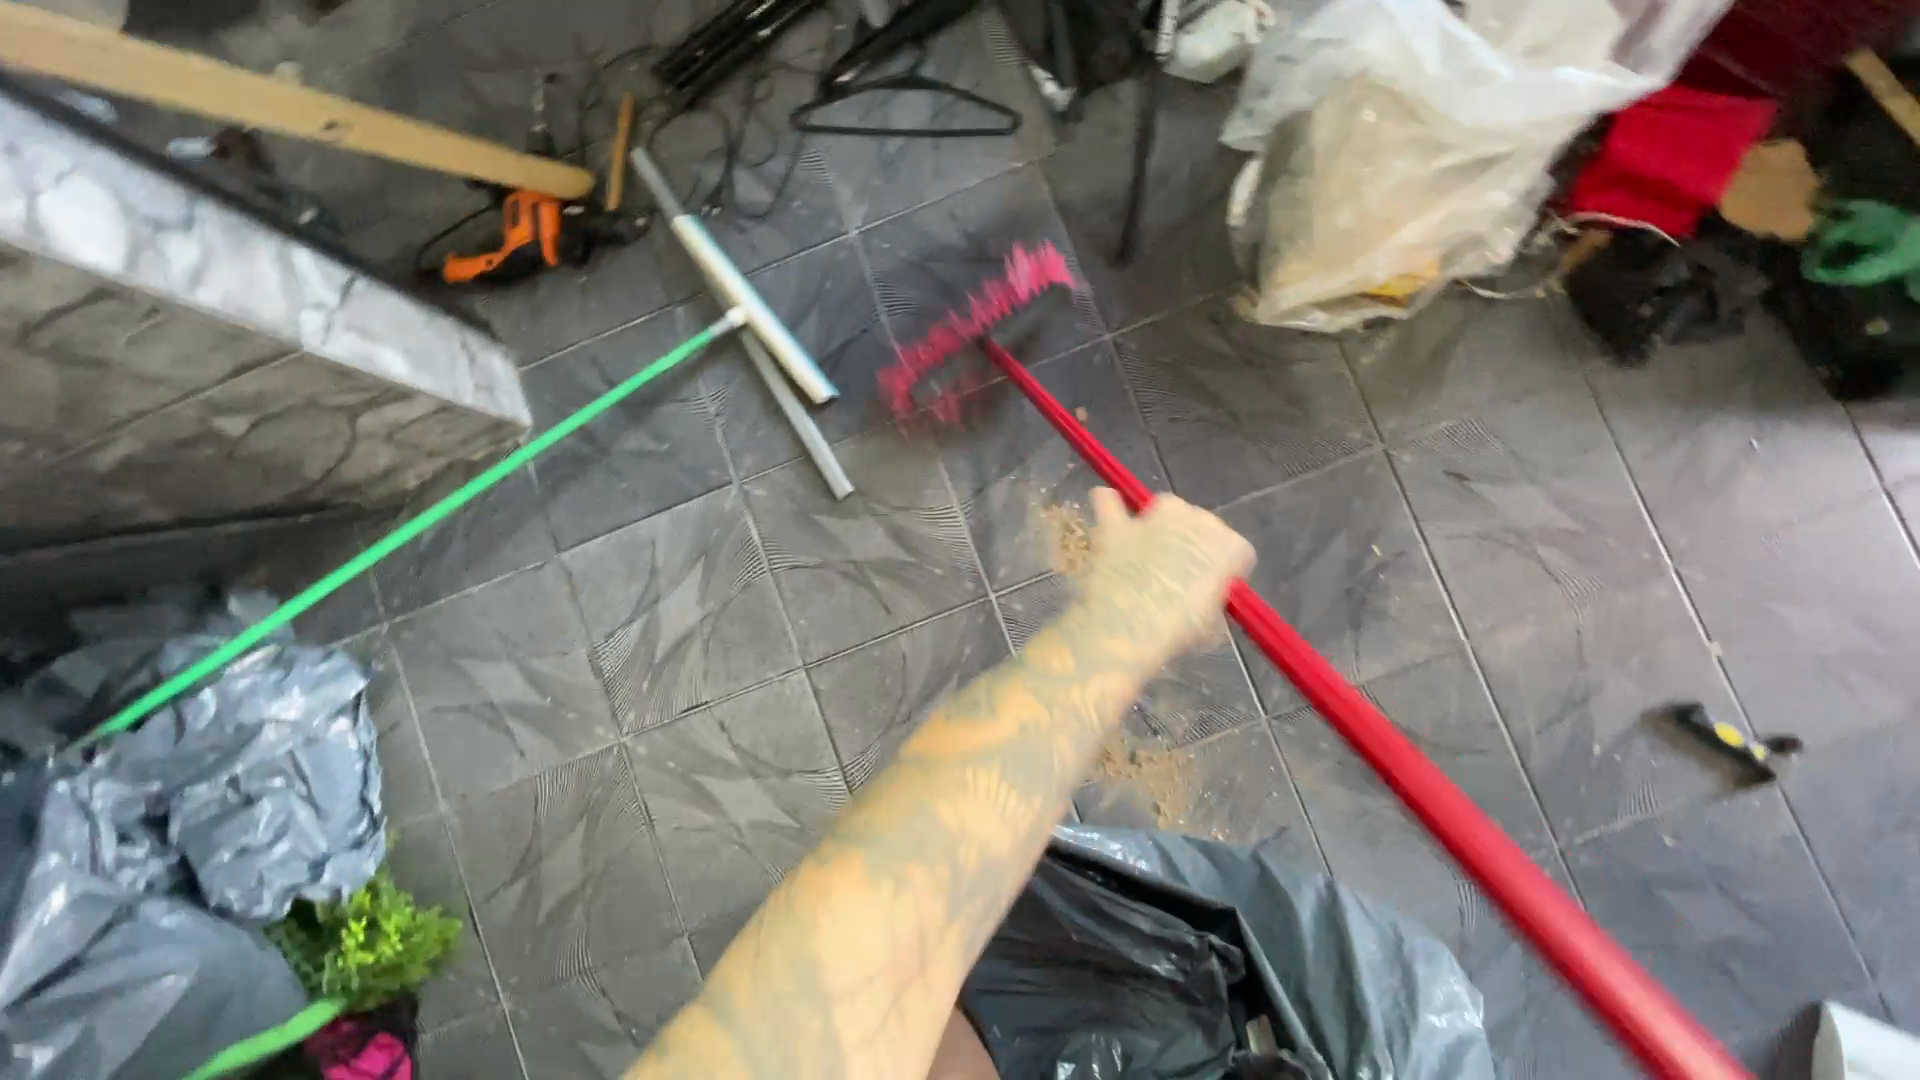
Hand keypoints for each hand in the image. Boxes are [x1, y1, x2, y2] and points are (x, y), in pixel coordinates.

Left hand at [1076, 488, 1254, 665]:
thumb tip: (1199, 605)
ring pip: (1166, 506)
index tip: (1212, 589)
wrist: (1128, 627)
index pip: (1238, 552)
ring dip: (1161, 523)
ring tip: (1149, 551)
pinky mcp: (1117, 524)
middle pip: (1203, 525)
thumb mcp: (1209, 627)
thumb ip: (1210, 604)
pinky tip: (1108, 510)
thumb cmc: (1177, 631)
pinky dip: (1110, 505)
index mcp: (1231, 547)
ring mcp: (1155, 518)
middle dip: (1193, 545)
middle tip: (1178, 577)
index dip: (1225, 570)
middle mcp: (1197, 522)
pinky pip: (1111, 501)